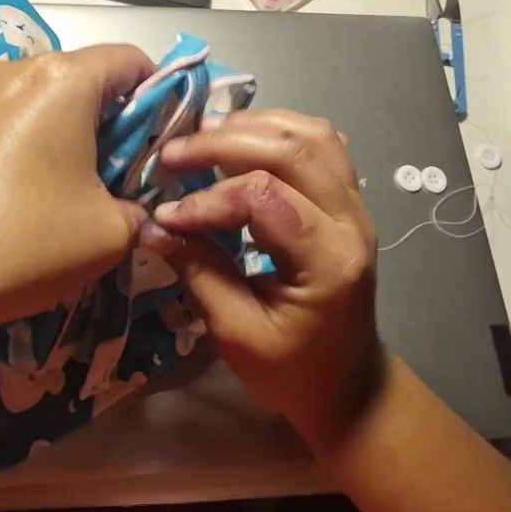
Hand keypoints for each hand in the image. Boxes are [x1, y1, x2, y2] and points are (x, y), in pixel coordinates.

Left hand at [0, 44, 155, 334]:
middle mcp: (9, 69)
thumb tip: (136, 205)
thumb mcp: (111, 234)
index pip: (130, 59)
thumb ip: (140, 205)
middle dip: (104, 114)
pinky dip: (13, 138)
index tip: (158, 138)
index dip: (158, 93)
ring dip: (56, 126)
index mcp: (60, 80)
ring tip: (52, 183)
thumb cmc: (23, 246)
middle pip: (78, 75)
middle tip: (110, 170)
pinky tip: (5, 189)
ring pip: (31, 94)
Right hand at [141, 109, 384, 453]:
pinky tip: (245, 140)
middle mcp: (351, 221)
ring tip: (205, 136)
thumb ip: (199, 272)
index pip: (264, 199)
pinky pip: (323, 144)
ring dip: (255, 126)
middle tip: (173, 154)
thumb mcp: (236, 334)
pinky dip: (280, 131)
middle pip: (293, 149)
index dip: (207, 201)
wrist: (348, 385)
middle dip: (224, 143)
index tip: (165, 216)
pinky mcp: (349, 201)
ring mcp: (356, 206)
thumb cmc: (293, 371)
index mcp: (328, 261)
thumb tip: (153, 225)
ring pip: (313, 134)